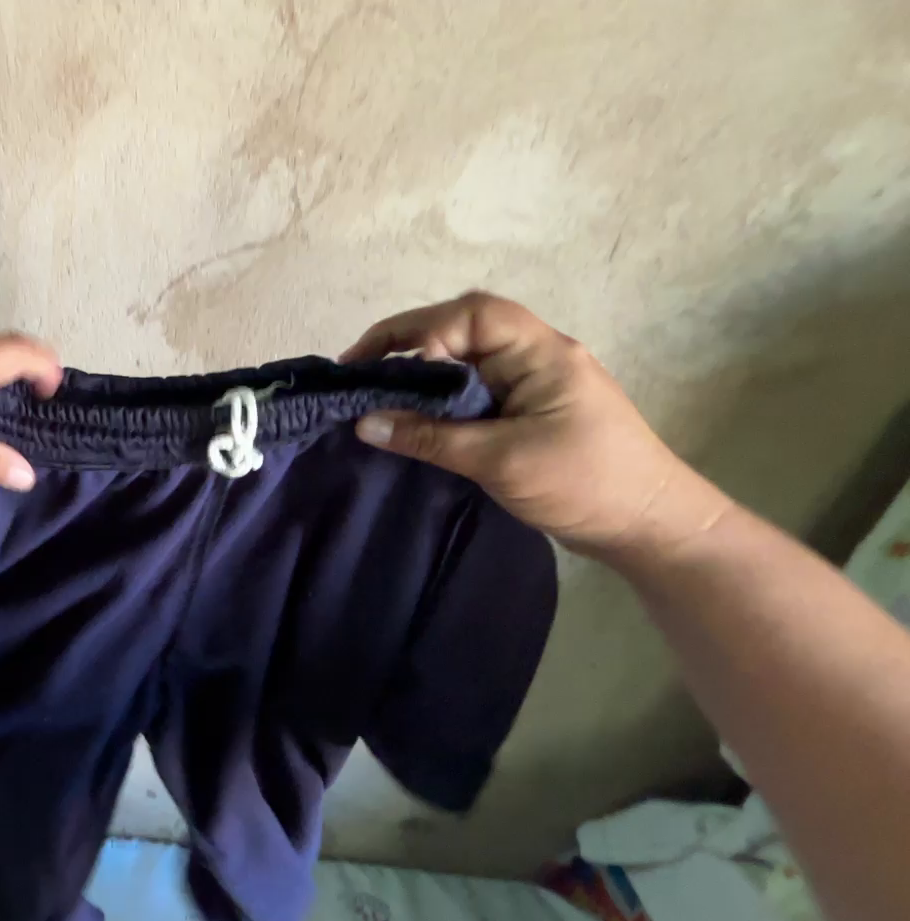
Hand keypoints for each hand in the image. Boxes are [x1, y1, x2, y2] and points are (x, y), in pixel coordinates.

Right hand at [340, 291, 732, 556]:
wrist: (645, 522)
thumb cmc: (583, 483)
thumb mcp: (498, 460)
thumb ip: (429, 437)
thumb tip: (364, 422)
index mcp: (542, 354)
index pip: (473, 315)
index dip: (420, 330)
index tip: (377, 365)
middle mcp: (534, 357)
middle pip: (462, 326)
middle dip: (406, 339)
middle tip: (357, 367)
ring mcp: (529, 383)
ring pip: (463, 356)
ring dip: (416, 365)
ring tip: (372, 388)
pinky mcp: (521, 409)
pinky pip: (468, 386)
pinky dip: (431, 391)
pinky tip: (406, 411)